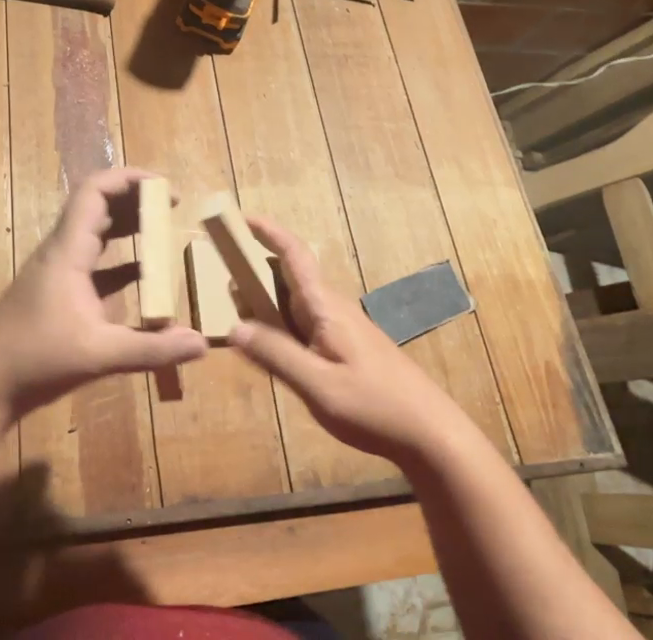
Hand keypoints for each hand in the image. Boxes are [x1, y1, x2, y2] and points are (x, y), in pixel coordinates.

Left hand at [0, 167, 207, 416]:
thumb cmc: (35, 361)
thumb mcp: (100, 356)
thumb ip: (153, 349)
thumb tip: (202, 343)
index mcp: (67, 252)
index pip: (95, 191)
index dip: (130, 179)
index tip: (165, 189)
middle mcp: (61, 253)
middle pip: (97, 206)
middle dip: (135, 200)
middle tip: (172, 208)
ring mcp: (57, 273)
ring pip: (95, 233)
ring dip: (128, 227)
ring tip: (164, 232)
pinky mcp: (57, 293)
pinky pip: (94, 263)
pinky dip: (120, 260)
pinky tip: (145, 275)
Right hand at [229, 218, 468, 465]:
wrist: (431, 434)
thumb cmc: (376, 406)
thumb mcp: (318, 386)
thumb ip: (275, 356)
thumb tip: (233, 327)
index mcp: (326, 308)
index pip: (295, 256)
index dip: (269, 233)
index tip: (241, 218)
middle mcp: (334, 310)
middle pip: (290, 276)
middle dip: (256, 269)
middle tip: (221, 276)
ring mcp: (343, 329)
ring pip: (296, 302)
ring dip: (266, 299)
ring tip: (235, 310)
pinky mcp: (348, 349)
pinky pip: (305, 324)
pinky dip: (280, 324)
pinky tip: (269, 347)